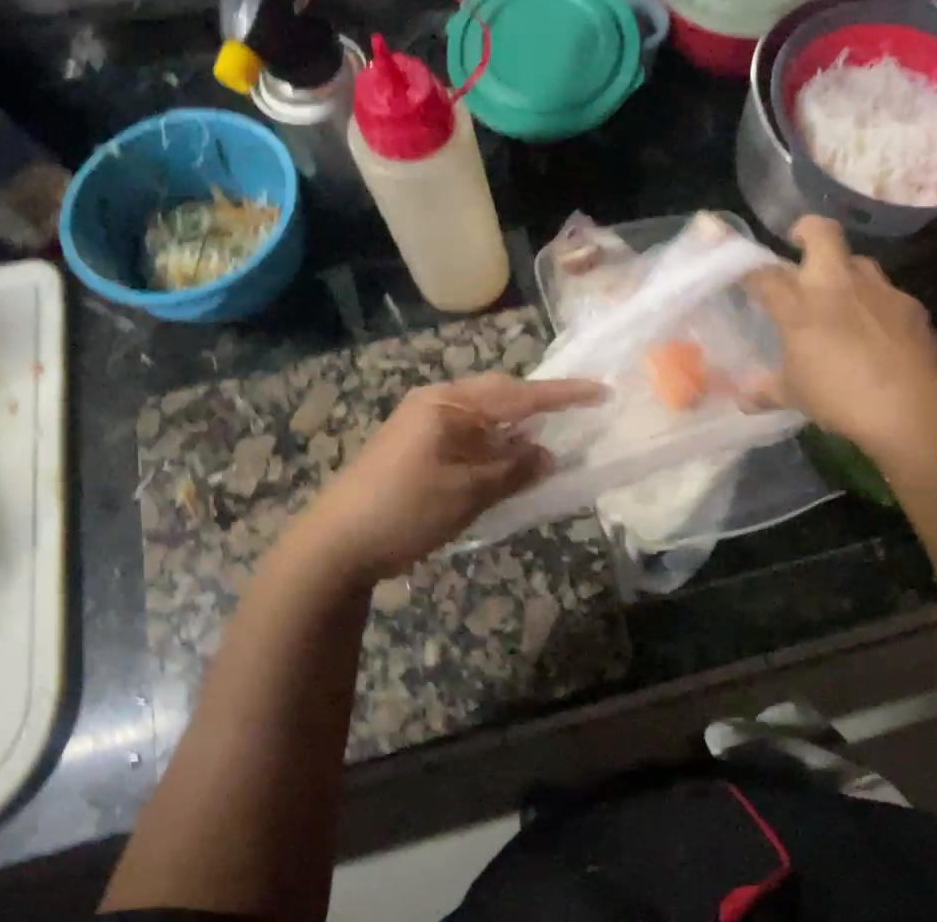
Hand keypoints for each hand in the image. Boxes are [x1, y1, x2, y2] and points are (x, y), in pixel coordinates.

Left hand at [293, 372, 606, 584]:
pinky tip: (509, 467)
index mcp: (448, 404)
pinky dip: (493, 450)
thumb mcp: (467, 492)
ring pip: (484, 420)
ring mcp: (423, 426)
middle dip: (537, 409)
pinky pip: (468, 439)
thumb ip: (512, 469)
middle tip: (576, 418)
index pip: (518, 394)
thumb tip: (547, 455)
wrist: (335, 545)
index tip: (601, 392)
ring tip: (549, 447)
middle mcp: (436, 404)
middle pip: (500, 397)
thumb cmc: (404, 511)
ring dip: (515, 433)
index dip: (562, 395)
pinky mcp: (416, 450)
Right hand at [745, 217, 936, 472]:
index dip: (753, 274)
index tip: (748, 280)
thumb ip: (766, 390)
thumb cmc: (839, 398)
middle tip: (799, 244)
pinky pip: (887, 294)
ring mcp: (876, 290)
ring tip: (842, 294)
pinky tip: (878, 328)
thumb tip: (743, 396)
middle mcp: (836, 285)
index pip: (766, 275)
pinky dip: (877, 305)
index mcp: (799, 306)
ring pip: (858, 260)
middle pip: (820, 232)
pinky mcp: (908, 304)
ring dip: (845, 271)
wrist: (906, 406)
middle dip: (806, 230)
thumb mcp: (794, 396)